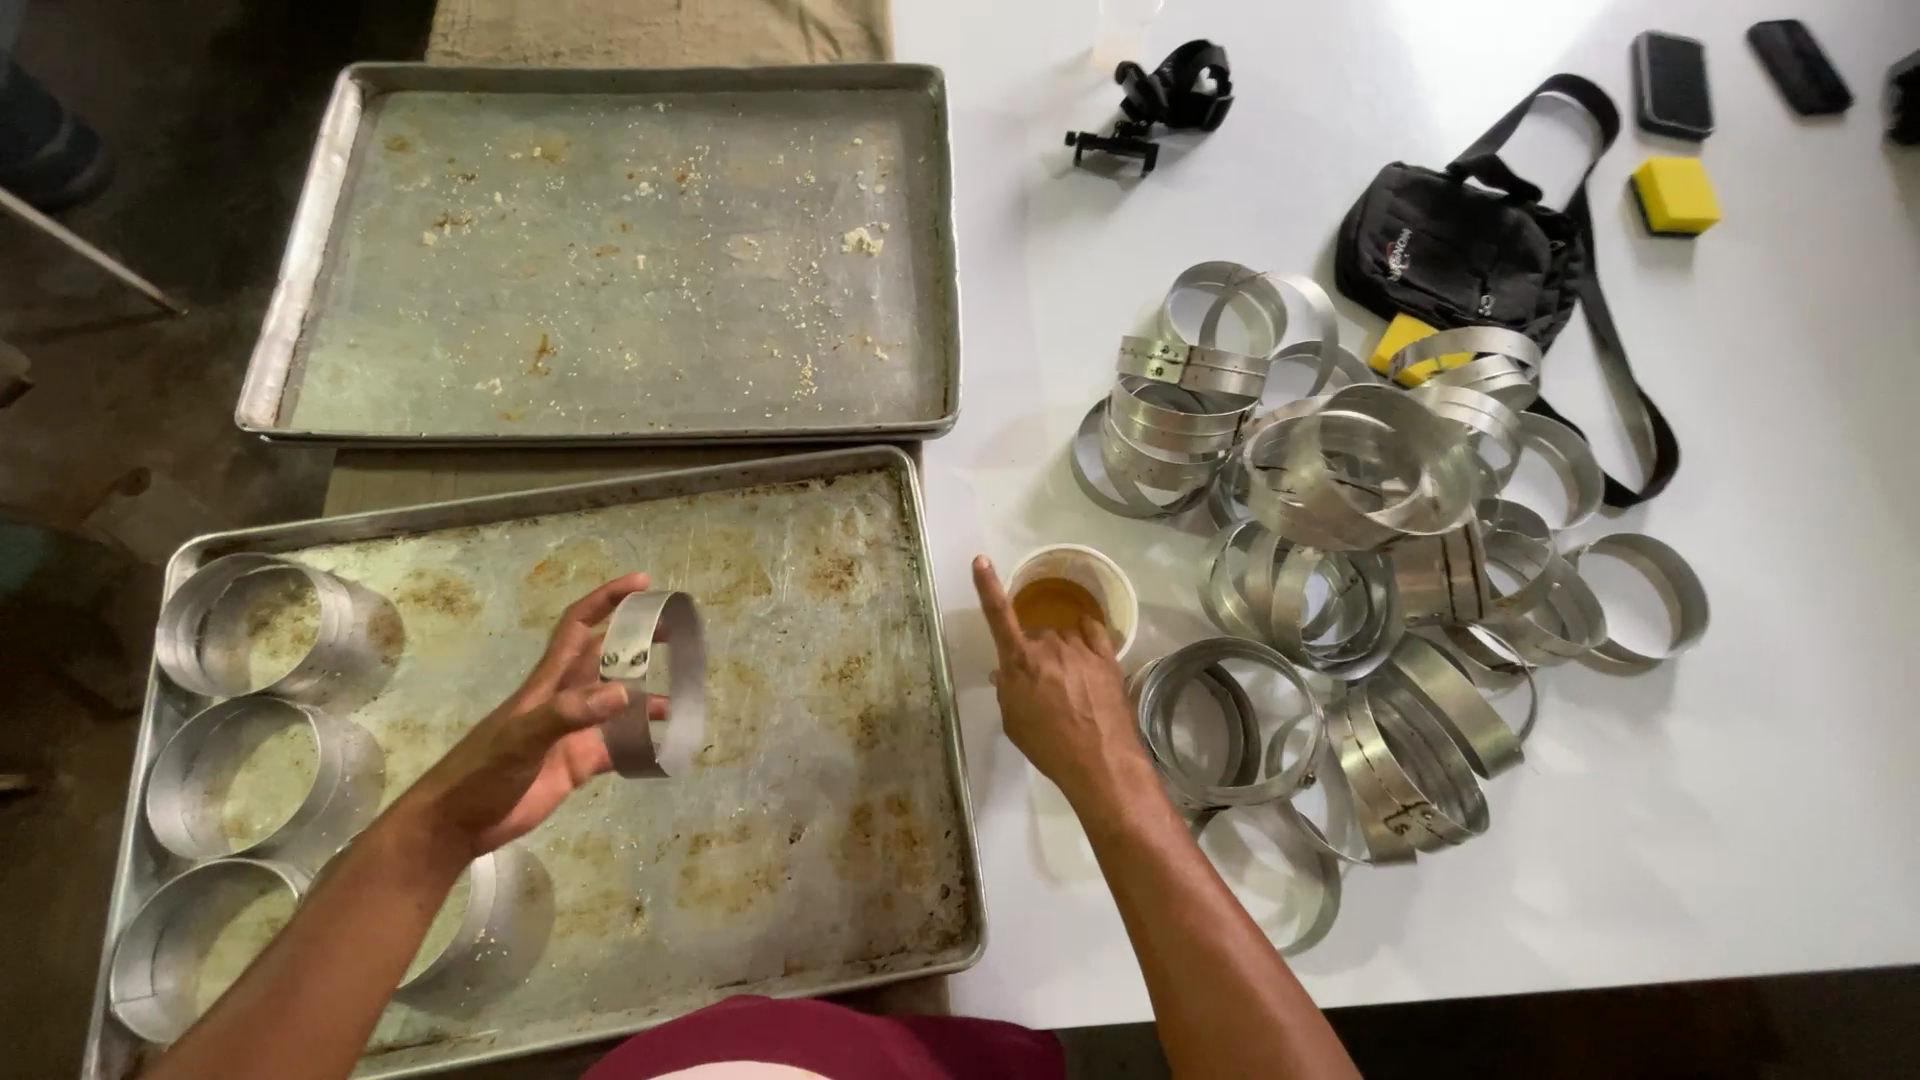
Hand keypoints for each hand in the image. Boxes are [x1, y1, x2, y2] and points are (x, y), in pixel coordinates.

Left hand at [388, 572, 665, 862]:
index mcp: (549, 682)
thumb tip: (623, 692)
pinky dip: (645, 744)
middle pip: (608, 657)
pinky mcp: (580, 763)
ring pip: (620, 702)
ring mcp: (575, 731)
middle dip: (640, 639)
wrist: (454, 826)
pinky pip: (621, 747)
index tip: (643, 584)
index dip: (608, 600)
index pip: (580, 625)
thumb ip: (569, 714)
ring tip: (684, 695)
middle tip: (678, 632)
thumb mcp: (521, 738)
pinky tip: (667, 747)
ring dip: (649, 696)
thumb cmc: (480, 773)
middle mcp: (567, 698)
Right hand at [972, 556, 1149, 808]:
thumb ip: (1007, 691)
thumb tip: (1006, 672)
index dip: (987, 587)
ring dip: (1061, 654)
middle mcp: (1049, 647)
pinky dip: (1085, 637)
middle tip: (1041, 689)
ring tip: (1069, 688)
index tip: (981, 560)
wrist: (1099, 763)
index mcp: (1019, 662)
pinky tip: (1085, 650)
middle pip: (1036, 637)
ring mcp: (1080, 649)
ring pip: (1063, 638)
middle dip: (1035, 656)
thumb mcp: (1014, 722)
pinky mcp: (1107, 657)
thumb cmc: (1048, 747)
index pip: (998, 616)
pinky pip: (1092, 632)